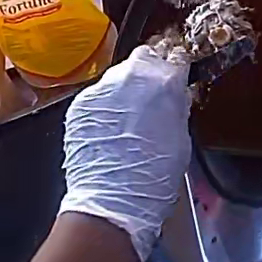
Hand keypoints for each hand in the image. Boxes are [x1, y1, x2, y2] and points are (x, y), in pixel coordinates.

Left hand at [58, 45, 189, 261]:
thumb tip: (175, 95)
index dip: (175, 67)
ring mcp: (104, 87)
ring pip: (118, 76)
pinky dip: (103, 107)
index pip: (175, 56)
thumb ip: (178, 106)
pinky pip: (97, 96)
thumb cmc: (155, 176)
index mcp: (166, 80)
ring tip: (125, 118)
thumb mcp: (182, 136)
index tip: (174, 76)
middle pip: (144, 58)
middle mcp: (134, 74)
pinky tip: (106, 130)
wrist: (111, 204)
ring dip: (123, 90)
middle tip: (149, 97)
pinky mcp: (80, 104)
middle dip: (148, 73)